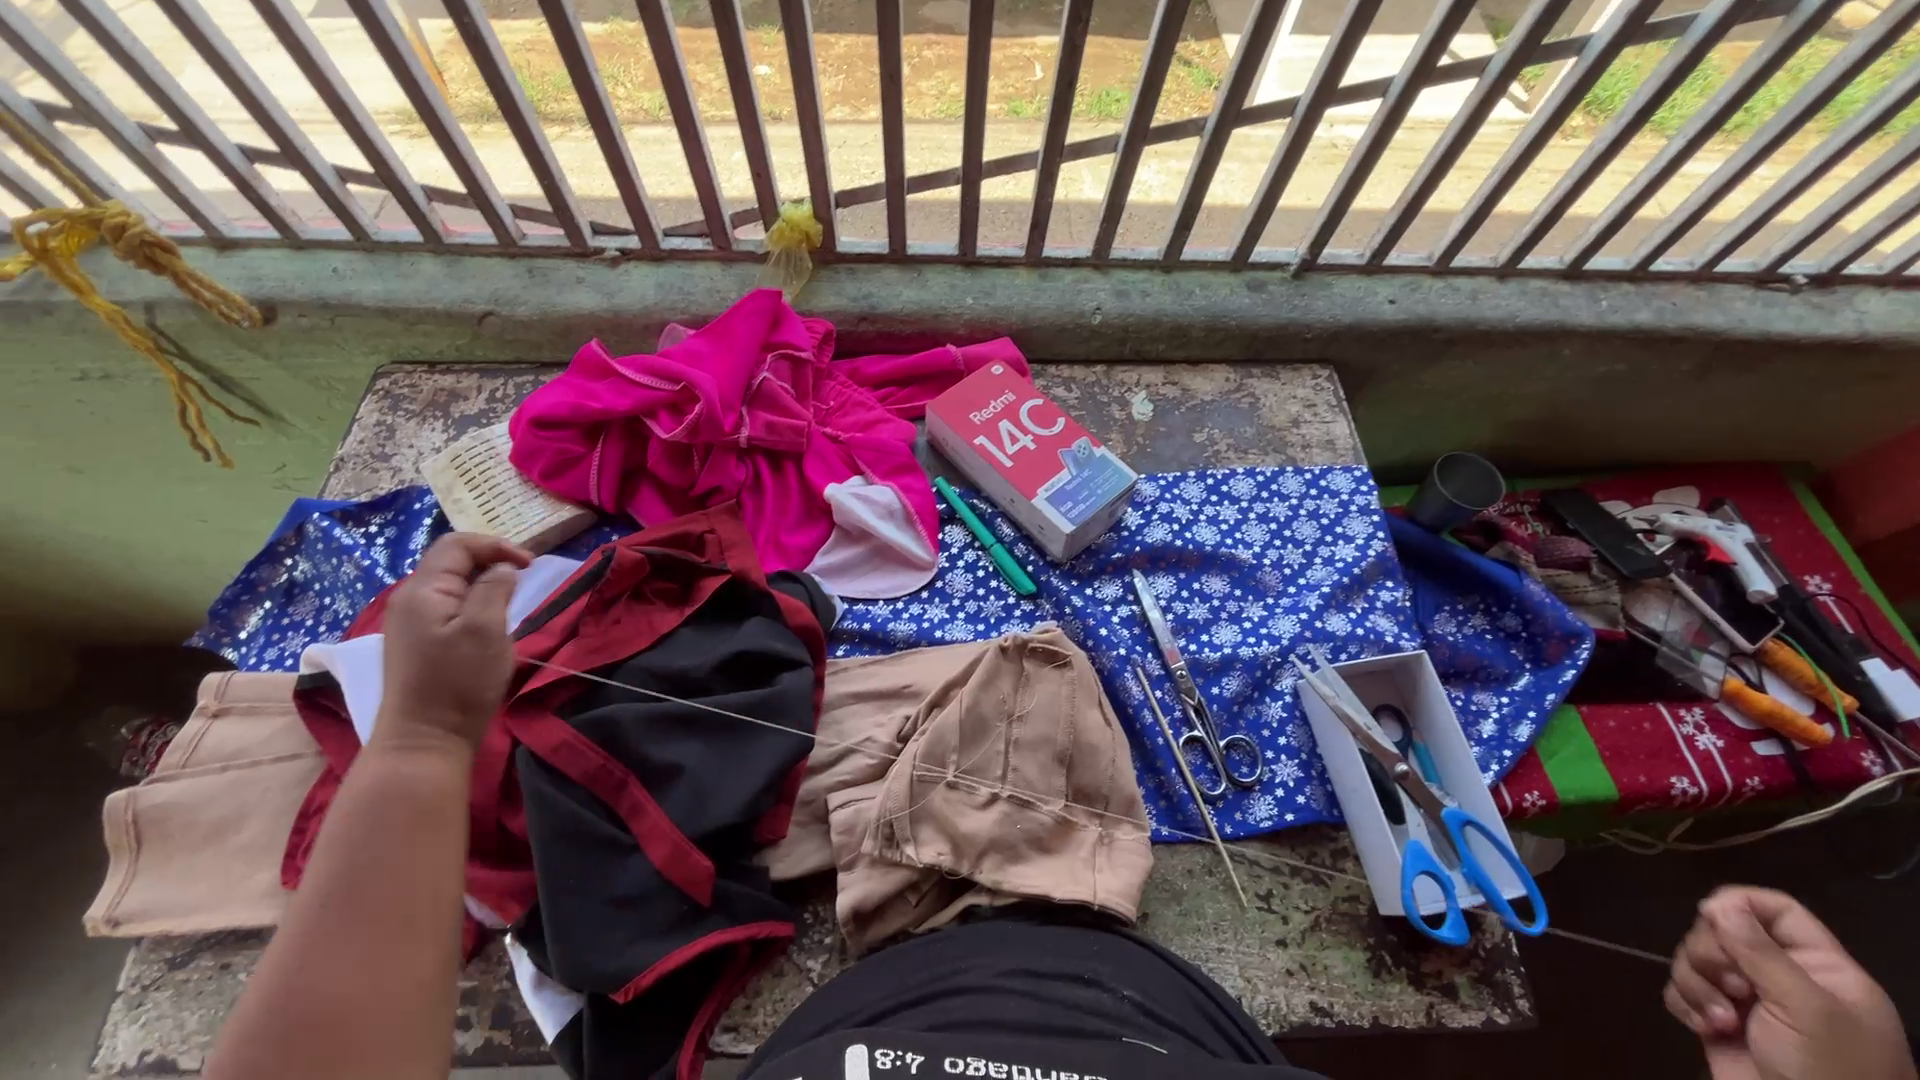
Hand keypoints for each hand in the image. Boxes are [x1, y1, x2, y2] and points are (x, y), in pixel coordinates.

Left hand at [377, 533, 531, 749]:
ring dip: (483, 582)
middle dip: (490, 560)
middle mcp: (409, 600)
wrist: (425, 738)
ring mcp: (410, 623)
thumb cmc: (459, 682)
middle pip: (451, 561)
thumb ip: (495, 589)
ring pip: (450, 585)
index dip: (496, 545)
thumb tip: (504, 568)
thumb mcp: (486, 629)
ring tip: (512, 596)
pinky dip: (474, 602)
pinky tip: (491, 620)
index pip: (457, 545)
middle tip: (525, 576)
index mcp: (422, 590)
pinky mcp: (418, 642)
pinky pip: (448, 606)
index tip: (531, 563)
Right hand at [1666, 885, 1913, 1079]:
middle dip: (1711, 955)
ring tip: (1722, 1020)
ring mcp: (1745, 1000)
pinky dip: (1685, 1004)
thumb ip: (1761, 951)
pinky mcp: (1715, 1020)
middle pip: (1720, 931)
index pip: (1775, 909)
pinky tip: (1706, 1028)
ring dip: (1697, 985)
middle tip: (1733, 987)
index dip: (1739, 904)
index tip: (1713, 918)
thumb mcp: (1806, 1009)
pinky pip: (1681, 990)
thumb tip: (1717, 901)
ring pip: (1693, 959)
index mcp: (1817, 967)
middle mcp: (1778, 977)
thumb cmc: (1829, 1071)